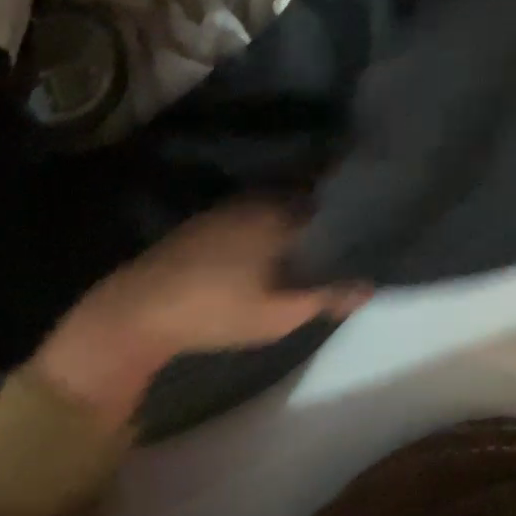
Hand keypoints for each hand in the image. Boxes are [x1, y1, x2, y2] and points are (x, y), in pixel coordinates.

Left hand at [33, 201, 372, 429]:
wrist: (142, 307)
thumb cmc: (218, 308)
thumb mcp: (280, 312)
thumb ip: (326, 294)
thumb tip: (369, 283)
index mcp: (276, 214)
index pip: (326, 206)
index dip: (350, 219)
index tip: (372, 232)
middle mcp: (253, 202)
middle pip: (300, 207)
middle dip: (323, 224)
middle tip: (347, 248)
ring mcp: (225, 211)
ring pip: (274, 214)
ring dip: (293, 230)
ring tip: (313, 255)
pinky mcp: (204, 225)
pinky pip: (250, 222)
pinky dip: (267, 235)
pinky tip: (269, 258)